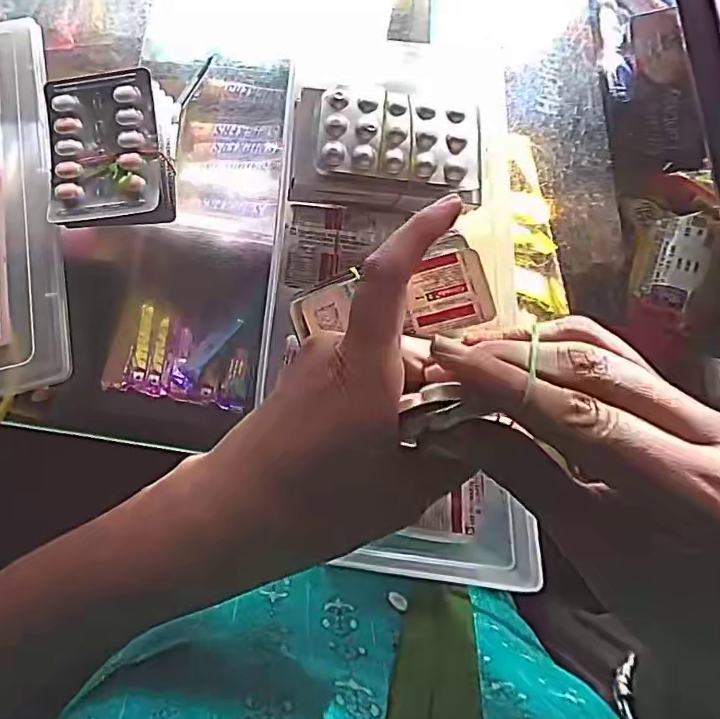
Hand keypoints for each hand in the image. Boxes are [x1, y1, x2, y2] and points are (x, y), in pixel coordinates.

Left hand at [153, 194, 472, 581]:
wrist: (232, 513)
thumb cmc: (316, 505)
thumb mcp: (403, 492)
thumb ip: (454, 453)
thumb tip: (486, 426)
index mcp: (365, 366)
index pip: (388, 277)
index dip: (419, 233)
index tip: (452, 205)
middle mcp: (337, 348)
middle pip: (407, 341)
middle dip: (438, 382)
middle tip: (450, 443)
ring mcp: (314, 359)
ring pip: (384, 363)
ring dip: (407, 399)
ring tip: (405, 461)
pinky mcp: (302, 376)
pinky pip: (358, 375)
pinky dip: (380, 402)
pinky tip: (376, 452)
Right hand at [426, 318, 719, 718]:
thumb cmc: (659, 613)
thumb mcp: (584, 546)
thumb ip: (521, 472)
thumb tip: (451, 426)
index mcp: (706, 493)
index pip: (583, 416)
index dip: (506, 383)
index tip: (448, 360)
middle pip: (598, 371)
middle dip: (513, 358)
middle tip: (451, 358)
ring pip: (612, 353)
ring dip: (536, 347)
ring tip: (477, 354)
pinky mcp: (707, 410)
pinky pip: (625, 363)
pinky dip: (565, 355)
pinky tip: (523, 360)